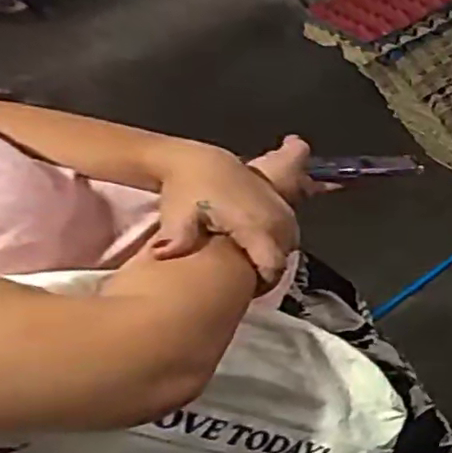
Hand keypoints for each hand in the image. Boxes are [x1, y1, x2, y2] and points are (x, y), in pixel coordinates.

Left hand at [151, 136, 328, 288]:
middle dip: (263, 273)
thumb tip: (164, 256)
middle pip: (282, 262)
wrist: (202, 162)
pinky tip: (250, 244)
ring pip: (287, 250)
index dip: (261, 285)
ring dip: (269, 258)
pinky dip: (273, 245)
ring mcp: (286, 215)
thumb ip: (177, 239)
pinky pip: (287, 237)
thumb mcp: (177, 216)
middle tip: (235, 276)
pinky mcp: (286, 209)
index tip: (243, 291)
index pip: (273, 269)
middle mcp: (280, 222)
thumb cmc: (187, 190)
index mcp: (259, 227)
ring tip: (242, 260)